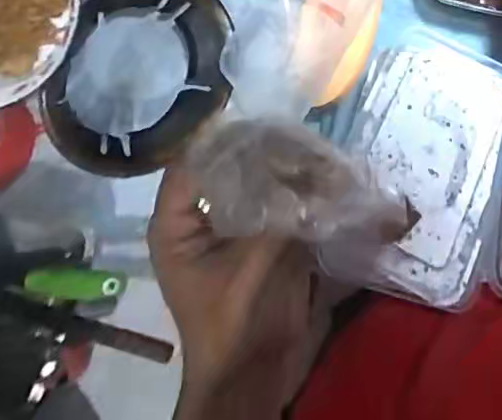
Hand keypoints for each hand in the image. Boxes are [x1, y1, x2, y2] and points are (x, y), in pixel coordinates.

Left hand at [150, 162, 318, 418]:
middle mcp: (200, 214)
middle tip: (302, 138)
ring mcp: (231, 222)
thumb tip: (313, 174)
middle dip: (267, 149)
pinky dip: (299, 186)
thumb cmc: (232, 327)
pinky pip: (276, 197)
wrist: (251, 378)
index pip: (193, 159)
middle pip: (228, 162)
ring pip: (255, 176)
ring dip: (287, 165)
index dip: (226, 138)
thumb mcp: (250, 270)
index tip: (265, 123)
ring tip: (319, 155)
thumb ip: (277, 218)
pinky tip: (324, 177)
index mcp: (177, 222)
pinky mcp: (258, 234)